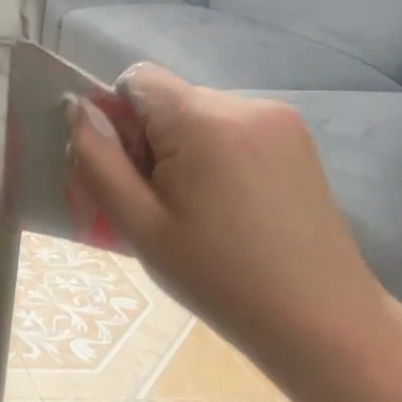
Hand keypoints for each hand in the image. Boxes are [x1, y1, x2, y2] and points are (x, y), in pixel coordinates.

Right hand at [64, 63, 392, 368]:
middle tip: (163, 203)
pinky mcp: (298, 139)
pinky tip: (233, 205)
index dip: (118, 119)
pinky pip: (231, 126)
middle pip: (167, 99)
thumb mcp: (139, 225)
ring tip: (202, 209)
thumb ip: (97, 159)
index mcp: (203, 121)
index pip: (135, 79)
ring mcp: (279, 119)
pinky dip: (216, 153)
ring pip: (198, 113)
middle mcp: (244, 104)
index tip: (132, 173)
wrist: (324, 322)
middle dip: (152, 139)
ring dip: (184, 148)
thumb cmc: (220, 278)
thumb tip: (77, 108)